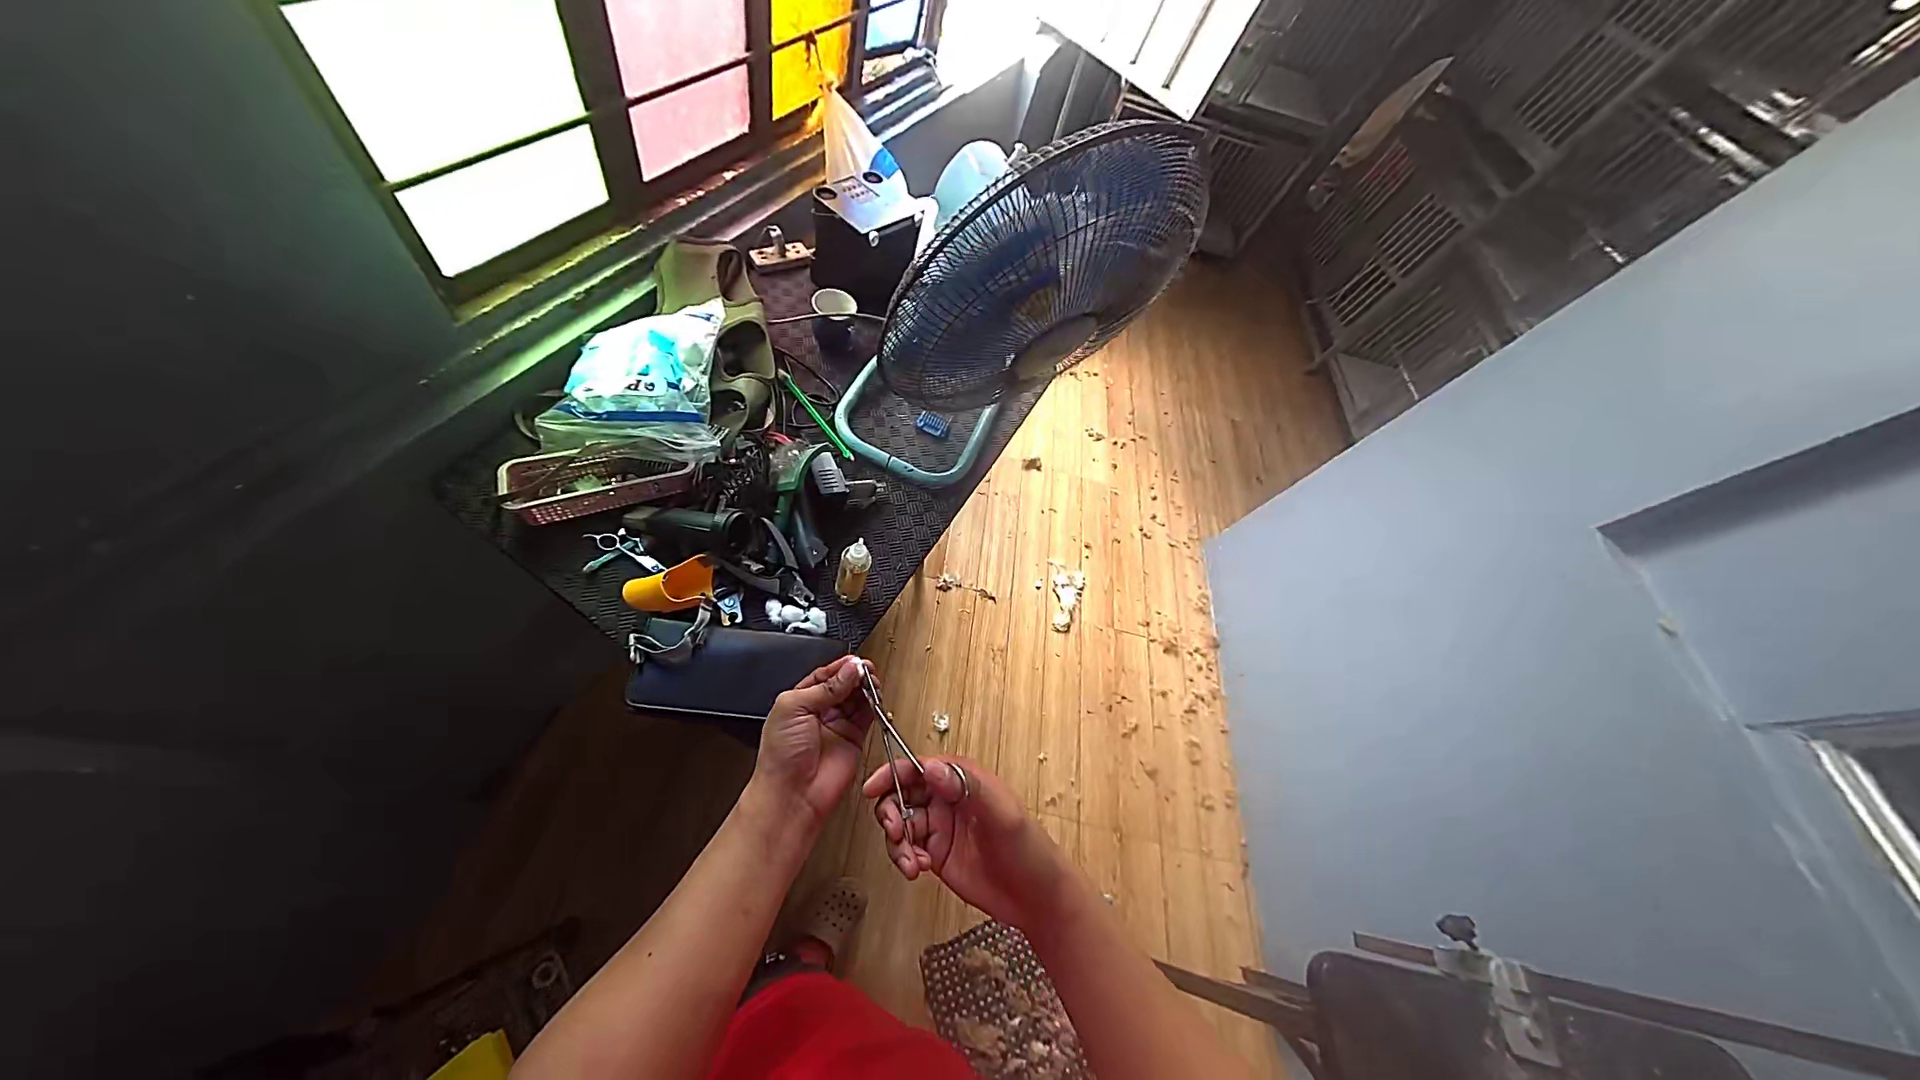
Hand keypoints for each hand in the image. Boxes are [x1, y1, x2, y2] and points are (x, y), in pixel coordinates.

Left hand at [751, 655, 875, 825]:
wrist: (792, 795)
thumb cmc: (780, 757)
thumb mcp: (794, 708)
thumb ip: (825, 687)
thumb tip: (849, 670)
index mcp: (800, 700)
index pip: (824, 675)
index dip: (840, 667)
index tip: (853, 662)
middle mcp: (820, 711)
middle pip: (843, 684)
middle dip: (855, 674)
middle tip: (865, 669)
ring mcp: (838, 724)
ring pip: (857, 697)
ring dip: (866, 686)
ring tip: (871, 680)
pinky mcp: (854, 737)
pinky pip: (868, 715)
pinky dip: (874, 704)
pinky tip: (874, 696)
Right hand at [862, 756, 1074, 932]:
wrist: (1036, 898)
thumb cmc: (1029, 848)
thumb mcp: (1002, 814)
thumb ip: (967, 787)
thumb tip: (931, 768)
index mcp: (963, 778)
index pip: (919, 767)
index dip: (892, 773)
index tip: (873, 787)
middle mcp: (948, 799)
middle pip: (902, 793)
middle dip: (890, 811)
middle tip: (895, 831)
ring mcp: (940, 826)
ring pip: (901, 823)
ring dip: (897, 840)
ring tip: (910, 861)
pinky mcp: (936, 853)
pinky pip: (907, 849)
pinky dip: (904, 858)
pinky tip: (916, 869)